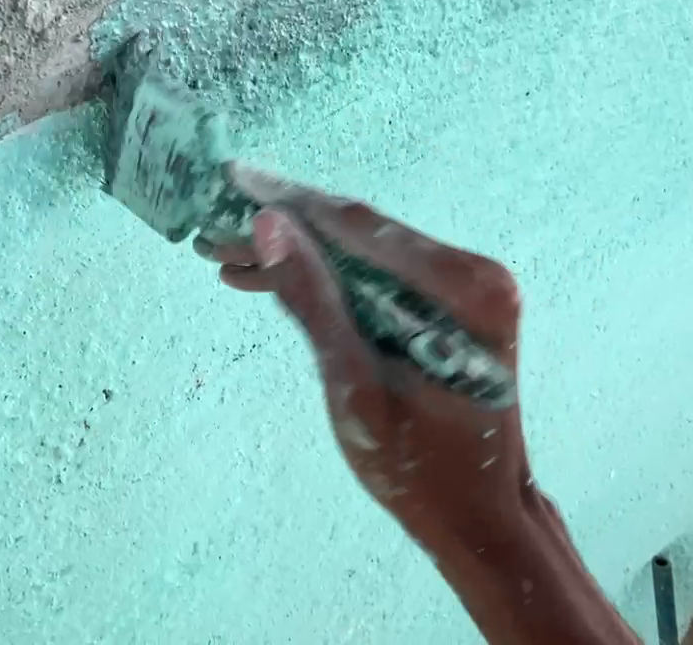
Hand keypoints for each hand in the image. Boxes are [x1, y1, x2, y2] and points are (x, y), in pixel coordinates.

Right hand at [197, 166, 536, 560]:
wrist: (476, 514)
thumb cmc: (420, 466)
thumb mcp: (352, 385)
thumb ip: (311, 299)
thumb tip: (267, 223)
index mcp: (462, 287)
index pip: (357, 226)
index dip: (289, 201)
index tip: (234, 177)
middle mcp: (468, 270)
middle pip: (354, 232)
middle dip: (281, 227)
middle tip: (217, 223)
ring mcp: (456, 282)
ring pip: (353, 250)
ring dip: (292, 252)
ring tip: (226, 252)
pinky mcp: (439, 298)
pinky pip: (366, 273)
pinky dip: (318, 275)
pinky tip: (265, 276)